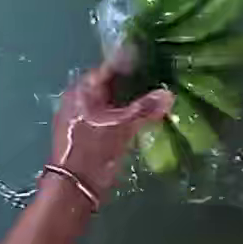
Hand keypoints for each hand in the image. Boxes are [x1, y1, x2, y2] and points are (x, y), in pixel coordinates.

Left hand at [51, 62, 172, 198]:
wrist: (73, 189)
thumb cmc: (93, 150)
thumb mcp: (122, 127)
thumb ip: (145, 108)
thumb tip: (169, 94)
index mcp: (82, 90)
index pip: (110, 66)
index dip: (131, 60)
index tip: (152, 54)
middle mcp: (79, 98)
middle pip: (110, 81)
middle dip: (133, 77)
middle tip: (158, 71)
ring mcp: (81, 115)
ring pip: (111, 97)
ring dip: (130, 94)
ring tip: (156, 90)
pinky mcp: (87, 130)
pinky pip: (110, 111)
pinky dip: (125, 108)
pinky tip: (143, 112)